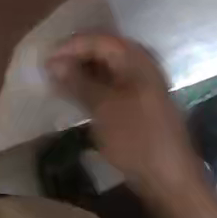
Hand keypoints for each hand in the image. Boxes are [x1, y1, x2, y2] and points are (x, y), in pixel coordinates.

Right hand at [46, 33, 206, 196]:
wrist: (170, 178)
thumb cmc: (137, 139)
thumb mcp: (103, 108)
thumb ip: (78, 82)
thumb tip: (54, 63)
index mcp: (136, 59)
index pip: (99, 39)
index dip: (71, 46)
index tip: (45, 61)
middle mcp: (142, 65)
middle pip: (104, 50)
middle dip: (76, 58)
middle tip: (49, 71)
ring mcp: (143, 85)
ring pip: (108, 69)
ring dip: (83, 73)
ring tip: (58, 84)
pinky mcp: (141, 104)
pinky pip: (113, 85)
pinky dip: (94, 88)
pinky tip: (77, 98)